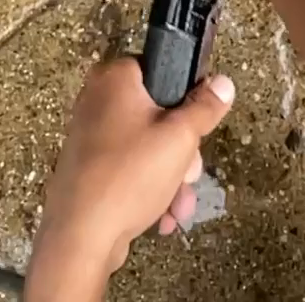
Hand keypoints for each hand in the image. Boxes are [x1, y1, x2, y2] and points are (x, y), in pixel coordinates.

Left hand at [25, 58, 235, 298]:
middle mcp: (98, 96)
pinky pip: (130, 165)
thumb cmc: (127, 175)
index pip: (163, 71)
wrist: (81, 234)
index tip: (196, 128)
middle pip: (158, 113)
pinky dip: (149, 187)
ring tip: (177, 204)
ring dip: (171, 176)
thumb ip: (204, 108)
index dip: (185, 100)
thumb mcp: (180, 138)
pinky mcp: (89, 163)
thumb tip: (223, 83)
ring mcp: (91, 131)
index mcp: (115, 76)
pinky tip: (162, 215)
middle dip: (181, 150)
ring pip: (148, 144)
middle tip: (187, 172)